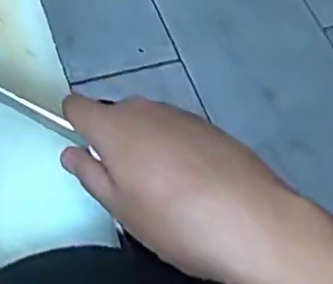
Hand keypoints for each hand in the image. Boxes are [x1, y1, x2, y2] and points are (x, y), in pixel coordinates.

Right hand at [59, 96, 332, 283]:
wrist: (260, 227)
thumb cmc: (178, 221)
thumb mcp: (122, 211)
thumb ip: (89, 176)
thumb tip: (72, 154)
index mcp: (111, 125)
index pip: (75, 105)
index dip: (76, 124)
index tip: (87, 151)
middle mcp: (140, 109)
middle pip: (114, 114)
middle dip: (117, 140)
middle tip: (133, 182)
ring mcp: (178, 114)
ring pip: (149, 123)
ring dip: (150, 144)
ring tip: (173, 189)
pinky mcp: (211, 126)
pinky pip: (181, 132)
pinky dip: (182, 150)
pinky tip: (202, 186)